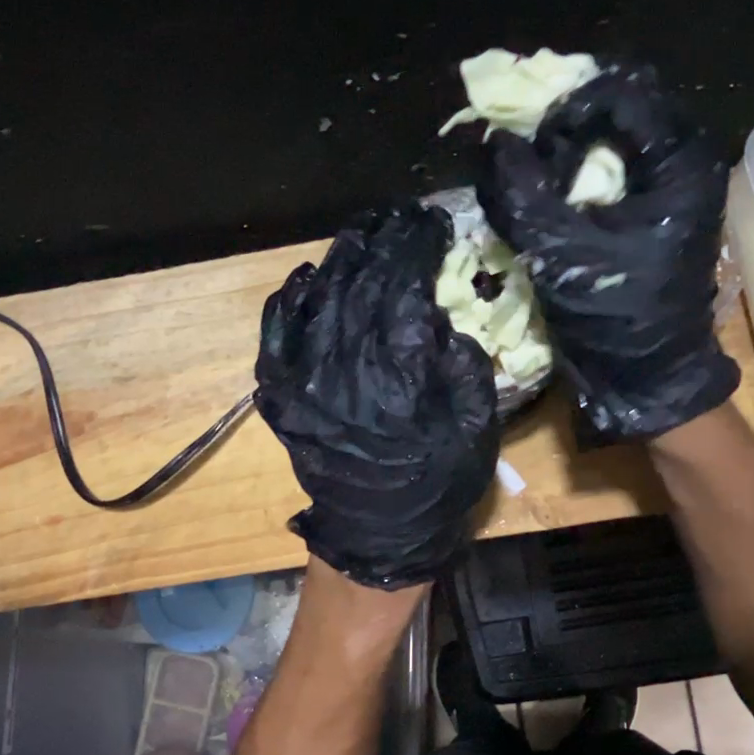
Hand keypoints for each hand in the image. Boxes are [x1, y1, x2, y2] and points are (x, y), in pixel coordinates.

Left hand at [254, 202, 499, 588]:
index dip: (417, 246)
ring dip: (342, 259)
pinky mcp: (282, 393)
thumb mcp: (476, 422)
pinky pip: (278, 332)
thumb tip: (434, 310)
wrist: (378, 536)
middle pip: (360, 281)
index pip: (404, 283)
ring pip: (319, 297)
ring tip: (363, 234)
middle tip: (398, 218)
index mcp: (400, 370)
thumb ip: (460, 358)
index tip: (431, 224)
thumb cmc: (437, 482)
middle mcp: (346, 364)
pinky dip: (291, 299)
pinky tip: (308, 277)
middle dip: (382, 242)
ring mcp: (305, 377)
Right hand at [476, 63, 739, 446]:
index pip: (623, 96)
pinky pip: (618, 167)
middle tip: (531, 155)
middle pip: (622, 108)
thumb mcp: (561, 255)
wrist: (652, 380)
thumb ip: (522, 195)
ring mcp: (677, 187)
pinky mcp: (660, 209)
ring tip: (538, 179)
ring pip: (618, 136)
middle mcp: (688, 163)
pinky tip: (554, 197)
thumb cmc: (617, 319)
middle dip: (568, 124)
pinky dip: (581, 172)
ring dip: (572, 149)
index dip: (568, 108)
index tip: (532, 142)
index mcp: (681, 166)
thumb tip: (492, 143)